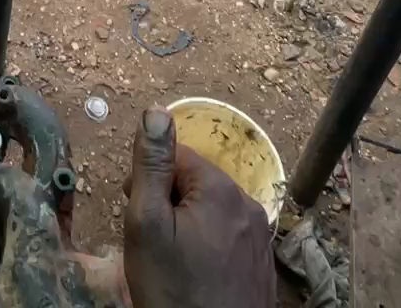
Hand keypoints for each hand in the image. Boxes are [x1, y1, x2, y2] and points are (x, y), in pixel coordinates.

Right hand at [124, 108, 276, 307]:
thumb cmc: (173, 290)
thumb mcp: (147, 222)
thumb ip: (152, 164)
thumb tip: (156, 111)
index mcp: (221, 188)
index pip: (175, 157)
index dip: (149, 181)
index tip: (136, 212)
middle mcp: (249, 205)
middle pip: (194, 183)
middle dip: (168, 202)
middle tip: (151, 241)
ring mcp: (260, 239)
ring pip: (210, 211)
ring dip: (186, 225)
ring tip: (171, 261)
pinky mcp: (263, 268)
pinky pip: (227, 238)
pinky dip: (207, 248)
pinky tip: (194, 276)